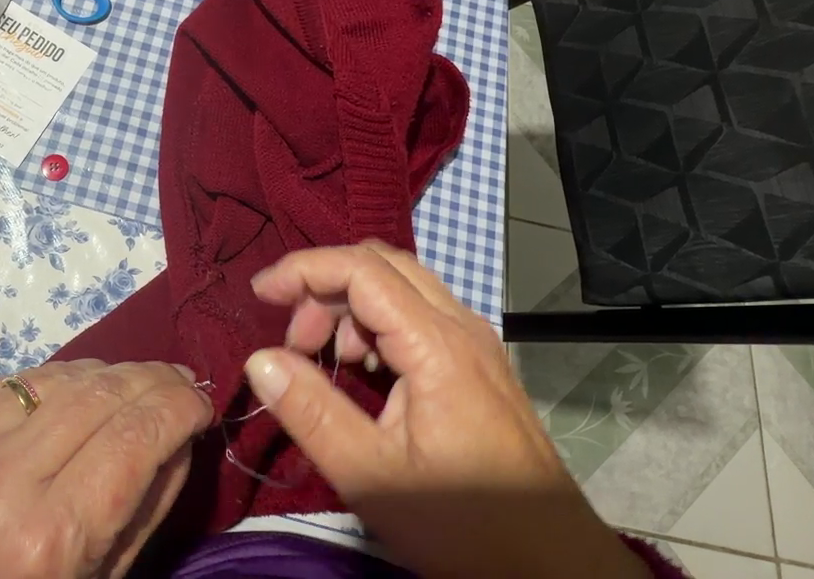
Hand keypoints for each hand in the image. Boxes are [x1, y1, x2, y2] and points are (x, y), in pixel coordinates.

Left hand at [0, 359, 211, 578]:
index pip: (135, 439)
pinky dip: (63, 380)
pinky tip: (81, 392)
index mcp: (48, 536)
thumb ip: (149, 499)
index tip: (202, 401)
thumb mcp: (104, 575)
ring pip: (65, 375)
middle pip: (102, 396)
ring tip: (137, 384)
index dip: (178, 408)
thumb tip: (181, 426)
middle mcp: (2, 480)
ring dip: (112, 374)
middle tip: (181, 381)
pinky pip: (23, 378)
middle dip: (153, 380)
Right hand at [245, 242, 648, 578]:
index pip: (360, 269)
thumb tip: (260, 359)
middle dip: (325, 286)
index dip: (304, 270)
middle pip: (382, 264)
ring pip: (401, 286)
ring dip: (350, 306)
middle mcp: (460, 325)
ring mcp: (475, 342)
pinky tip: (362, 372)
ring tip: (322, 360)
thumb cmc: (461, 524)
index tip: (259, 294)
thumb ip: (311, 411)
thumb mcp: (371, 475)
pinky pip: (418, 314)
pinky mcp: (479, 363)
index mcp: (436, 344)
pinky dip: (377, 323)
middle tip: (293, 339)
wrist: (554, 568)